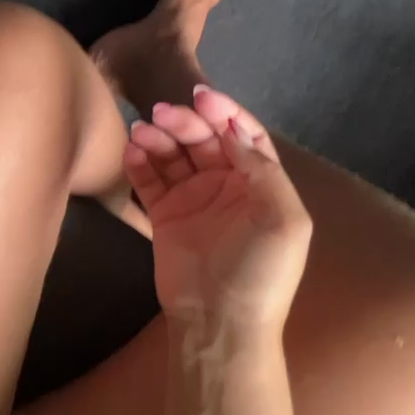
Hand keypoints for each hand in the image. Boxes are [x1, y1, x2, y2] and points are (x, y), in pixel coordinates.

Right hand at [126, 86, 312, 339]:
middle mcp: (226, 186)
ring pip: (172, 155)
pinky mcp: (163, 213)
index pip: (242, 136)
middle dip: (184, 122)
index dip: (225, 112)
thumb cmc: (260, 271)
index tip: (201, 96)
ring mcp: (192, 199)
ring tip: (141, 131)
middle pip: (203, 140)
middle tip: (161, 113)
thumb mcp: (283, 221)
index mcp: (260, 185)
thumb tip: (233, 131)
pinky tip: (131, 149)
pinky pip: (148, 179)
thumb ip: (262, 172)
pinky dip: (139, 161)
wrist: (220, 319)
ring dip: (158, 137)